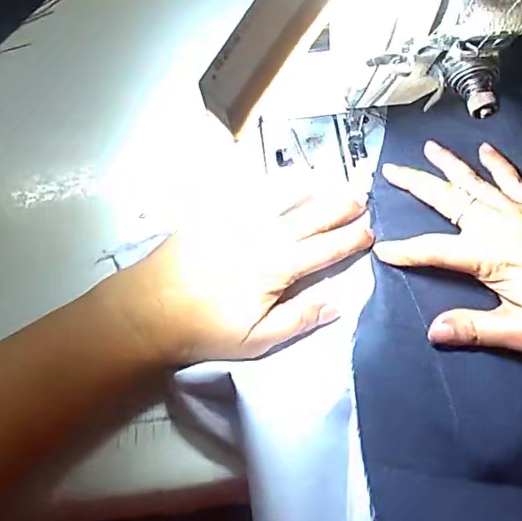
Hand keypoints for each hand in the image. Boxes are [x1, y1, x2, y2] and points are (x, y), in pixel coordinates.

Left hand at [107, 187, 373, 365]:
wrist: (152, 307)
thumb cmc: (206, 329)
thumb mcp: (257, 340)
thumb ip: (299, 319)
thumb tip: (338, 302)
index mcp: (277, 268)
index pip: (325, 250)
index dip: (350, 240)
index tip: (369, 232)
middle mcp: (264, 237)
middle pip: (310, 217)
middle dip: (339, 207)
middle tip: (361, 197)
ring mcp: (239, 221)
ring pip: (284, 199)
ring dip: (313, 190)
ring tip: (333, 182)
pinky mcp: (217, 214)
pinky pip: (252, 192)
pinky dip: (274, 184)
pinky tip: (284, 180)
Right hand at [373, 141, 521, 359]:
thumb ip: (475, 328)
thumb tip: (433, 331)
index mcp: (491, 255)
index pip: (434, 250)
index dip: (405, 251)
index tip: (380, 250)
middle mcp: (502, 225)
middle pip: (449, 199)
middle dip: (416, 184)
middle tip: (390, 169)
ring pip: (477, 182)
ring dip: (450, 165)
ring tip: (429, 148)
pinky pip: (514, 180)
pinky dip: (499, 164)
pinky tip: (487, 150)